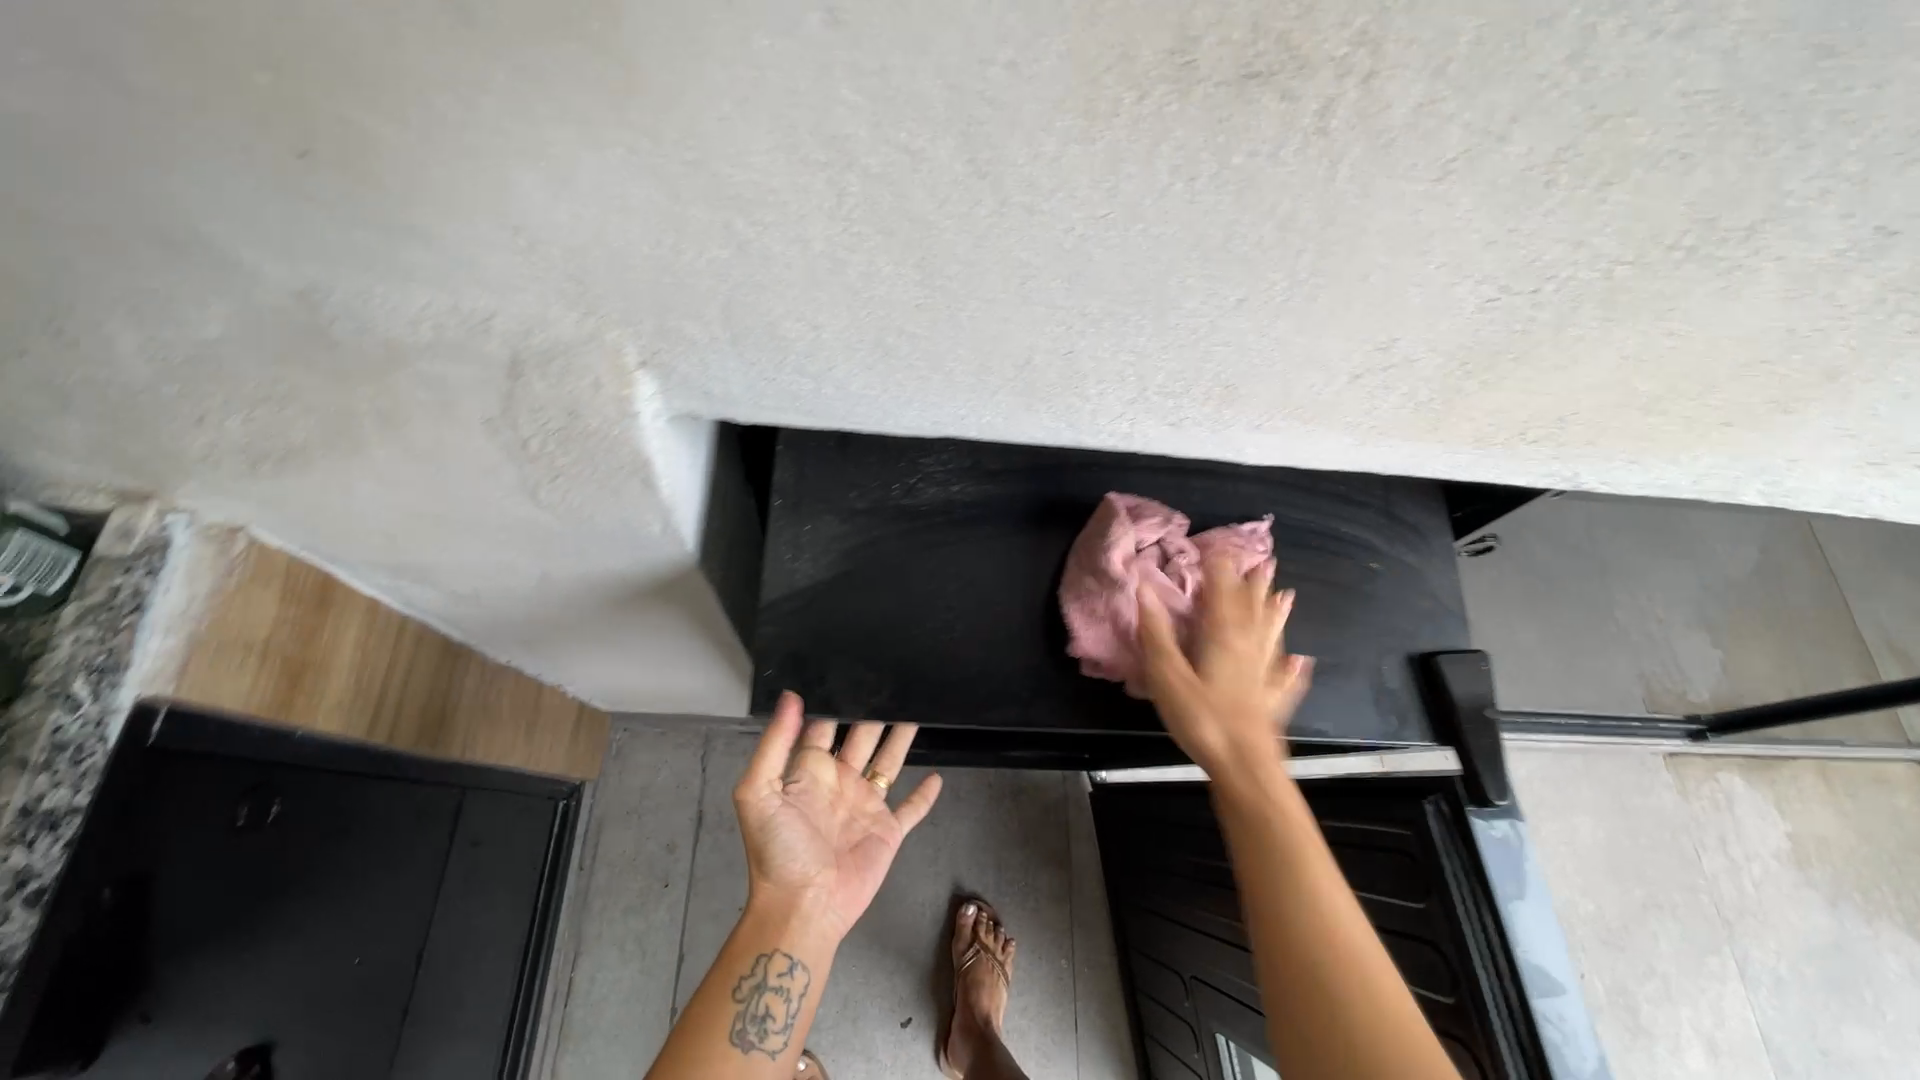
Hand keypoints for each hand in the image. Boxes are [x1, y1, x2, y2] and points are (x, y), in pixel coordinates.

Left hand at [732, 692, 943, 940]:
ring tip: (915, 711)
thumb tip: (791, 696)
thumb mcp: (758, 791)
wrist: (803, 905)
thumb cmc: (778, 849)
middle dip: (873, 713)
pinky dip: (925, 795)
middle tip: (891, 682)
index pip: (823, 729)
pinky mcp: (888, 831)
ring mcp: (866, 807)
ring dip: (900, 741)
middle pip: (861, 739)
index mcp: (809, 773)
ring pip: (888, 764)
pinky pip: (911, 809)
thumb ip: (775, 743)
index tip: (850, 674)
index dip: (835, 704)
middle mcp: (839, 784)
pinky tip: (937, 777)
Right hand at [1137, 555, 1314, 791]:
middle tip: (1261, 560)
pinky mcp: (1273, 700)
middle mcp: (1249, 647)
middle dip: (1252, 585)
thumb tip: (1144, 588)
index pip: (1222, 592)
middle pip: (1251, 609)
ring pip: (1271, 635)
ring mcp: (1265, 674)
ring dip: (1276, 613)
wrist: (1245, 765)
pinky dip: (1292, 666)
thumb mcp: (1167, 675)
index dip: (1220, 569)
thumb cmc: (1202, 718)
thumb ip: (1156, 632)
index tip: (1217, 546)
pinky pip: (1285, 676)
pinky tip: (1301, 661)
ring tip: (1285, 594)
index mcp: (1222, 636)